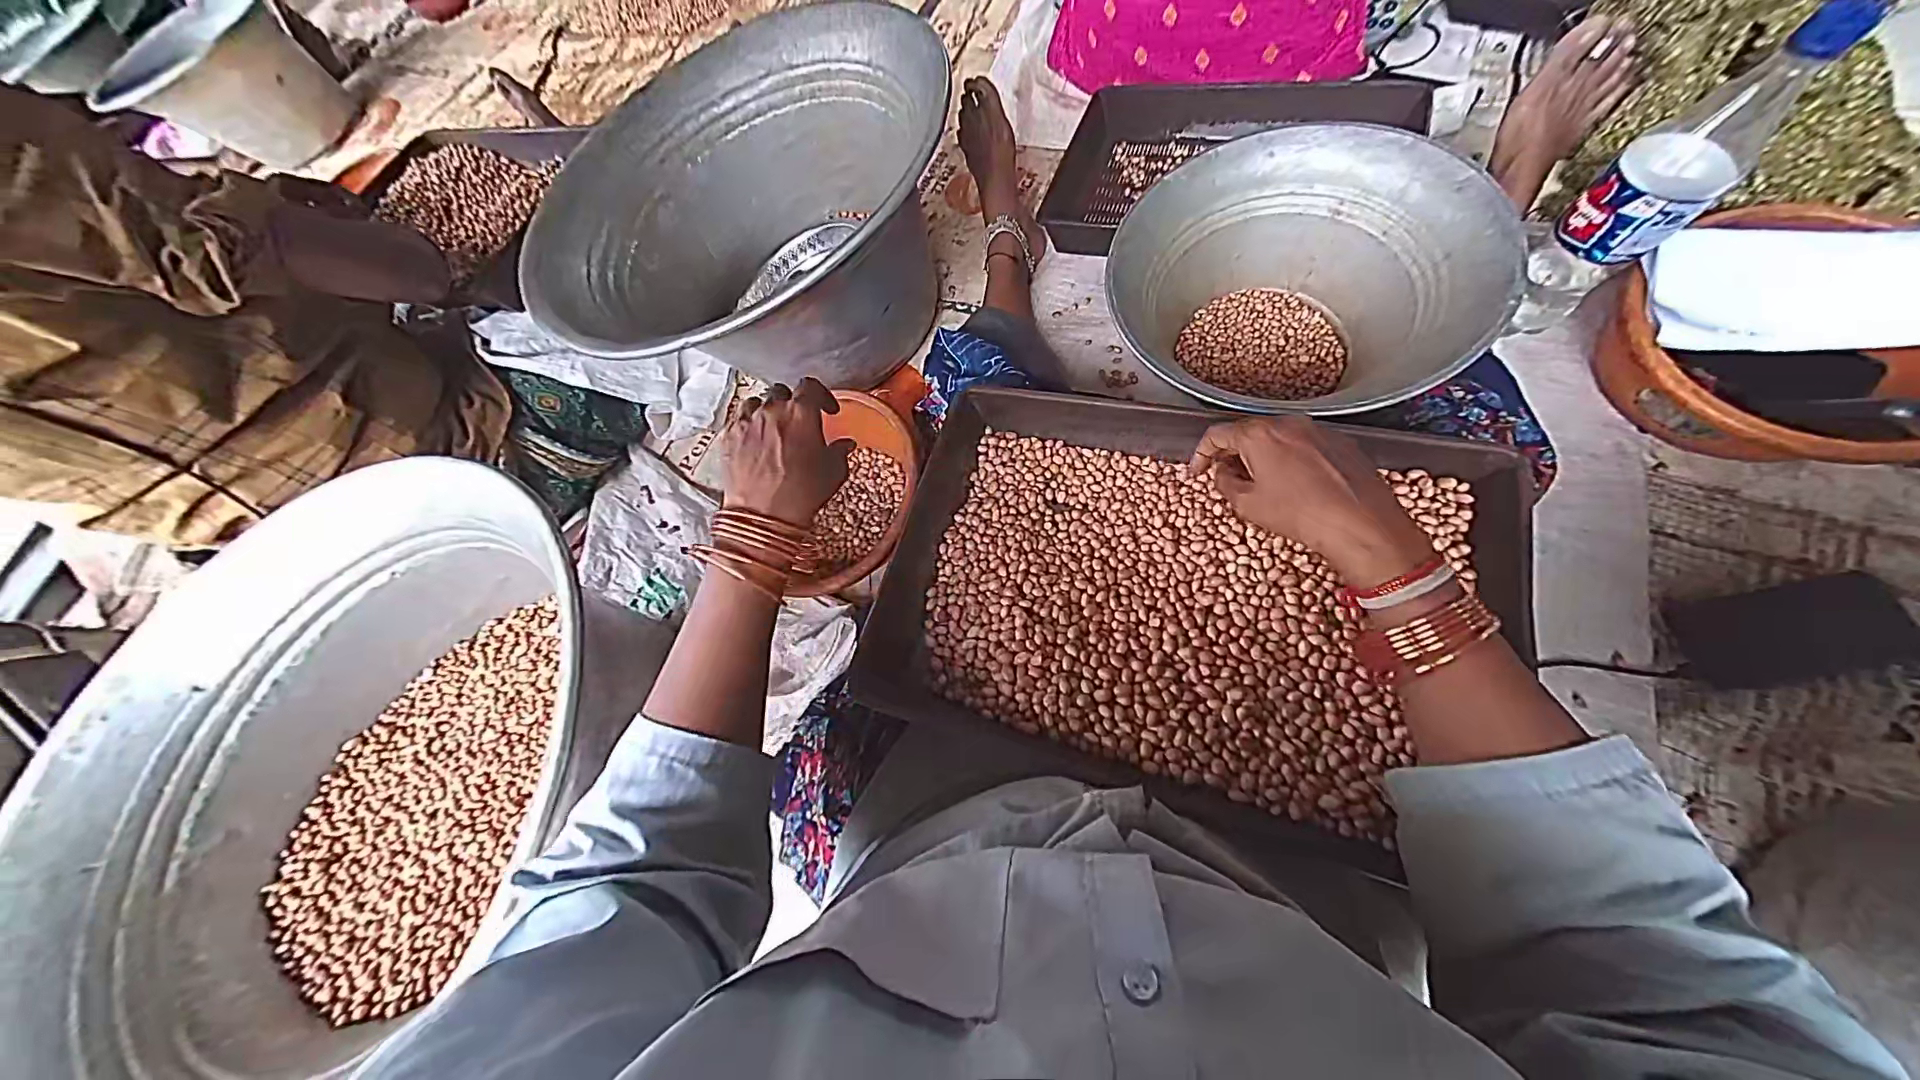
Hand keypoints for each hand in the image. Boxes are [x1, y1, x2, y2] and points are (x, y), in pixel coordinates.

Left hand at [720, 378, 853, 527]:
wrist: (763, 515)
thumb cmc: (800, 493)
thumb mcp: (832, 472)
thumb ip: (839, 452)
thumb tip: (844, 445)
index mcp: (801, 413)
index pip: (811, 386)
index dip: (821, 395)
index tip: (826, 408)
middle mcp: (772, 410)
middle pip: (783, 392)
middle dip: (793, 404)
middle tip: (799, 421)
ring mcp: (747, 421)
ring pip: (758, 402)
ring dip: (768, 411)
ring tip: (775, 428)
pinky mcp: (729, 436)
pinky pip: (739, 418)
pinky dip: (748, 423)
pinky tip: (755, 438)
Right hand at [1187, 416, 1436, 588]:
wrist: (1360, 523)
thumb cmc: (1304, 514)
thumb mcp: (1246, 504)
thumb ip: (1225, 482)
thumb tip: (1223, 474)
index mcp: (1259, 434)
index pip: (1216, 434)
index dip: (1201, 454)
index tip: (1198, 469)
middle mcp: (1289, 424)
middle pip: (1248, 432)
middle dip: (1232, 455)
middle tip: (1226, 478)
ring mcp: (1317, 431)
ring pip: (1277, 438)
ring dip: (1262, 457)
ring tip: (1261, 487)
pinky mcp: (1340, 443)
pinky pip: (1303, 445)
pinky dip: (1290, 460)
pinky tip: (1293, 486)